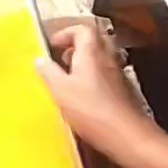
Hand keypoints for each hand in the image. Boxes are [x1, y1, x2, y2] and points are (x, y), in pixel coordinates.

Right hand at [35, 23, 158, 154]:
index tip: (52, 46)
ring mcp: (118, 76)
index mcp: (91, 53)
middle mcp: (107, 59)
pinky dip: (93, 79)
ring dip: (84, 63)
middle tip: (60, 59)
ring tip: (67, 78)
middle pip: (94, 42)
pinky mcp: (123, 94)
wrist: (129, 138)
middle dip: (76, 46)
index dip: (66, 33)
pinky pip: (105, 76)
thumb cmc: (91, 110)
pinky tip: (82, 97)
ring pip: (100, 60)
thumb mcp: (60, 90)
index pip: (83, 29)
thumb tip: (39, 58)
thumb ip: (48, 72)